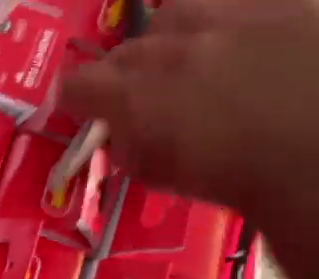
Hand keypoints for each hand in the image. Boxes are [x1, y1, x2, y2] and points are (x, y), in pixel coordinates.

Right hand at [59, 0, 318, 230]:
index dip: (76, 100)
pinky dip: (235, 24)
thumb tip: (122, 128)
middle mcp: (180, 45)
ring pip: (182, 11)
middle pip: (129, 48)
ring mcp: (241, 16)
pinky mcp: (290, 6)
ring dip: (177, 34)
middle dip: (127, 71)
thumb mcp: (160, 172)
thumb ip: (130, 142)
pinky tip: (245, 46)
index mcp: (136, 94)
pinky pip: (244, 6)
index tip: (85, 112)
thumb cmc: (239, 174)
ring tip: (194, 57)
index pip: (75, 86)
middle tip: (144, 94)